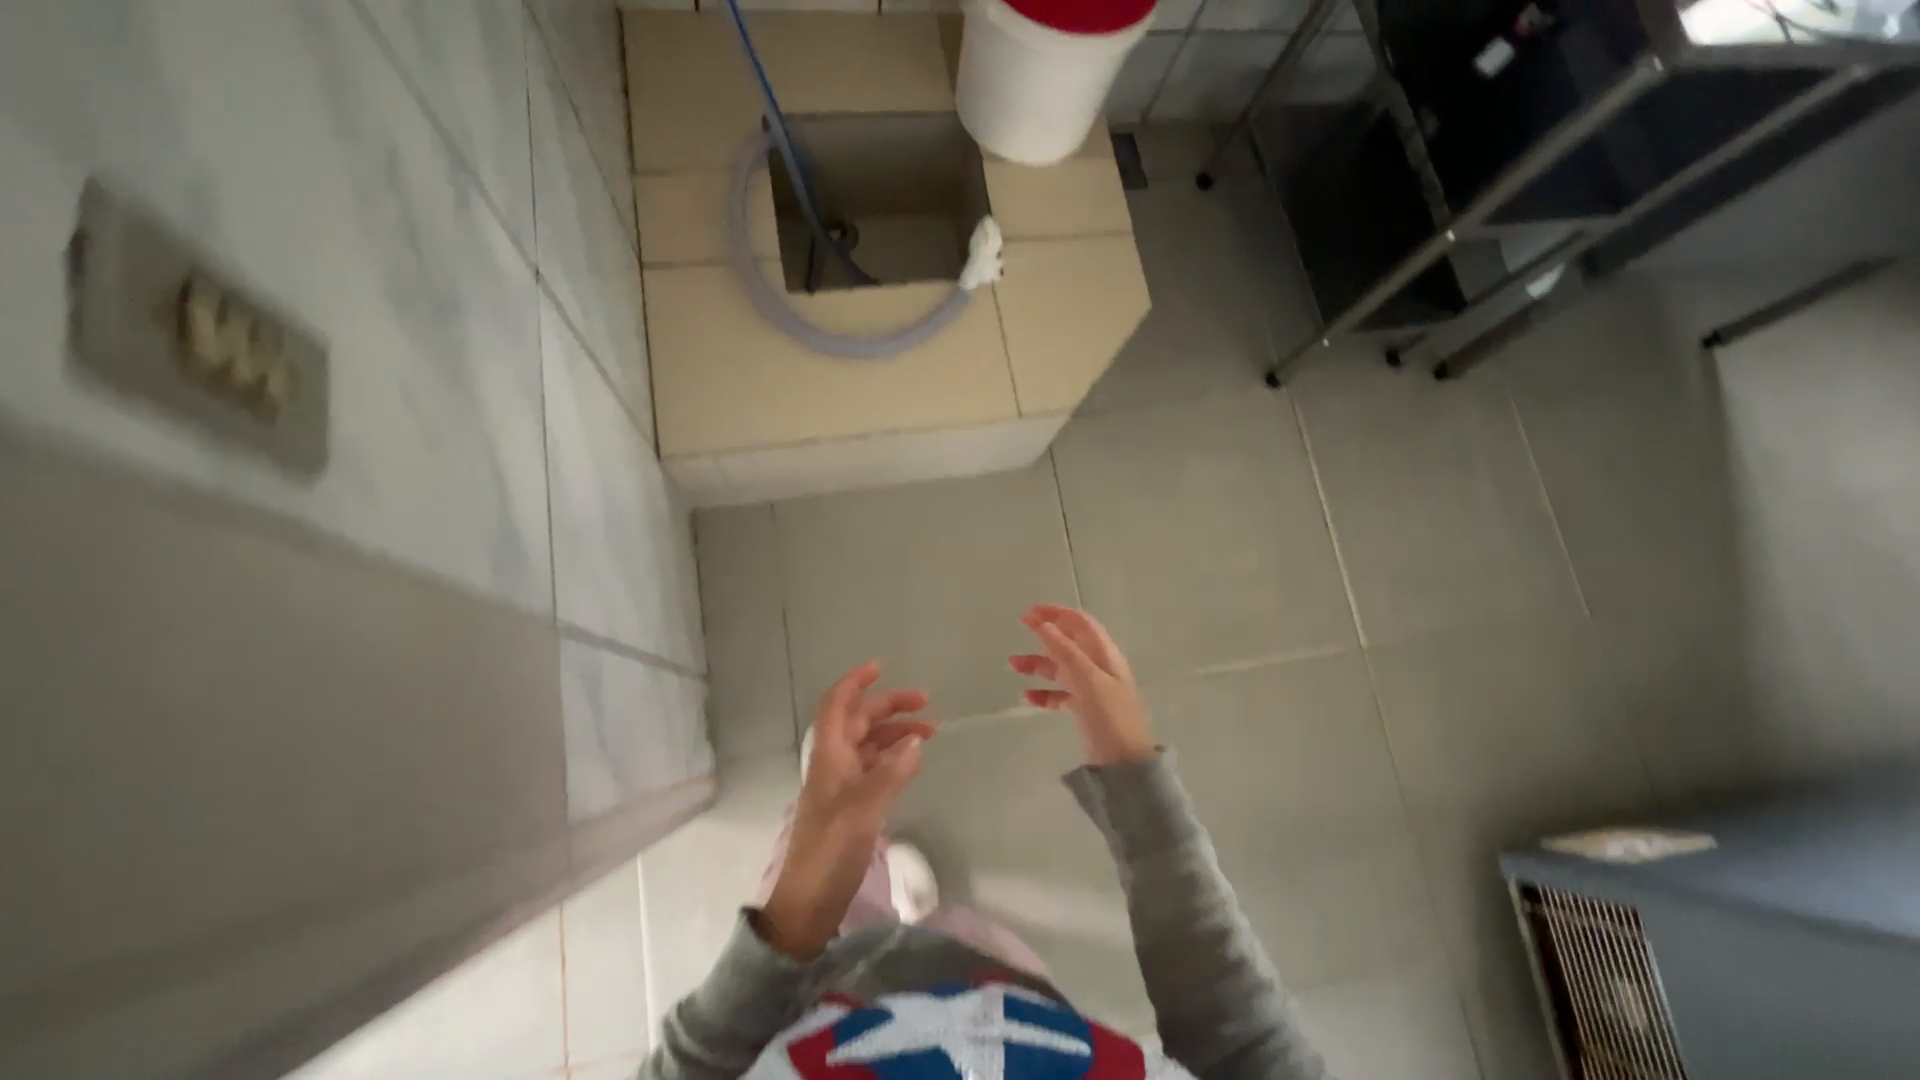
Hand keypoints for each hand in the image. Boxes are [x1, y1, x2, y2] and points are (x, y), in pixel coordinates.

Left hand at [759, 661, 934, 959]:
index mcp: (829, 757)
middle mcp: (834, 765)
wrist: (808, 904)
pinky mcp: (853, 808)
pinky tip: (913, 761)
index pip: (837, 706)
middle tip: (927, 703)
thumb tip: (916, 740)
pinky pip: (875, 769)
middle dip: (889, 707)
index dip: (855, 683)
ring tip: (931, 732)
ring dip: (896, 733)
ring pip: (870, 745)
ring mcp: (843, 787)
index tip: (882, 667)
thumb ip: (890, 774)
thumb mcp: (861, 811)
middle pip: (859, 722)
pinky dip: (895, 758)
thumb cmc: (829, 853)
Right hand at [1010, 604, 1155, 766]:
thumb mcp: (1088, 681)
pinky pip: (1060, 694)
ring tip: (1012, 665)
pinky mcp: (1085, 711)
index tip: (1031, 611)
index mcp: (1105, 656)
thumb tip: (1045, 625)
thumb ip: (1066, 652)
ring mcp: (1092, 690)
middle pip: (1069, 643)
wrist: (1125, 765)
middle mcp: (1099, 668)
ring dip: (1038, 663)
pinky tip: (1027, 697)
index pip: (1081, 624)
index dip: (1057, 613)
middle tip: (1021, 626)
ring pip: (1061, 668)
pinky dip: (1044, 693)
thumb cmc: (1109, 718)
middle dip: (1045, 634)